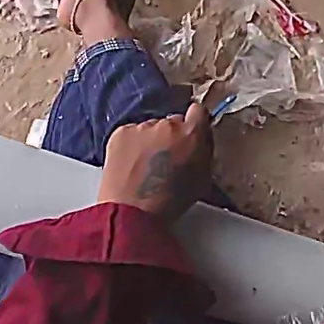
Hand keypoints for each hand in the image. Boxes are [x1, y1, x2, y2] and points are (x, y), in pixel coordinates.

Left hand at [97, 102, 212, 218]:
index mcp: (193, 134)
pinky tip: (129, 165)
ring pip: (149, 129)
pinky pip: (130, 133)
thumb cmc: (170, 202)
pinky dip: (130, 145)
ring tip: (143, 167)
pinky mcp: (121, 133)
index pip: (198, 112)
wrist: (133, 212)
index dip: (194, 123)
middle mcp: (168, 125)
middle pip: (171, 123)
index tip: (189, 134)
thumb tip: (198, 141)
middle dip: (170, 137)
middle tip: (164, 159)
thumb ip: (202, 152)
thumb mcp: (202, 179)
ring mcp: (142, 127)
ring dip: (149, 141)